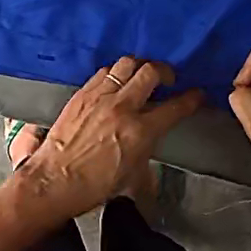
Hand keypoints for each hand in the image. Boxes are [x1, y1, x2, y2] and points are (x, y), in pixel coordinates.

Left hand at [9, 57, 201, 226]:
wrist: (53, 183)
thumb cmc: (94, 186)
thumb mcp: (134, 175)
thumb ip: (149, 152)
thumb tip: (154, 145)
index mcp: (141, 131)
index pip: (176, 107)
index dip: (192, 98)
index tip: (197, 94)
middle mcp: (123, 107)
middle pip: (152, 72)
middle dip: (166, 71)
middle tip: (167, 78)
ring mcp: (101, 97)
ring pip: (127, 64)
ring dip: (139, 67)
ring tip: (140, 75)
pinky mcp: (82, 94)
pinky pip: (104, 71)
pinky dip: (115, 73)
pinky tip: (114, 82)